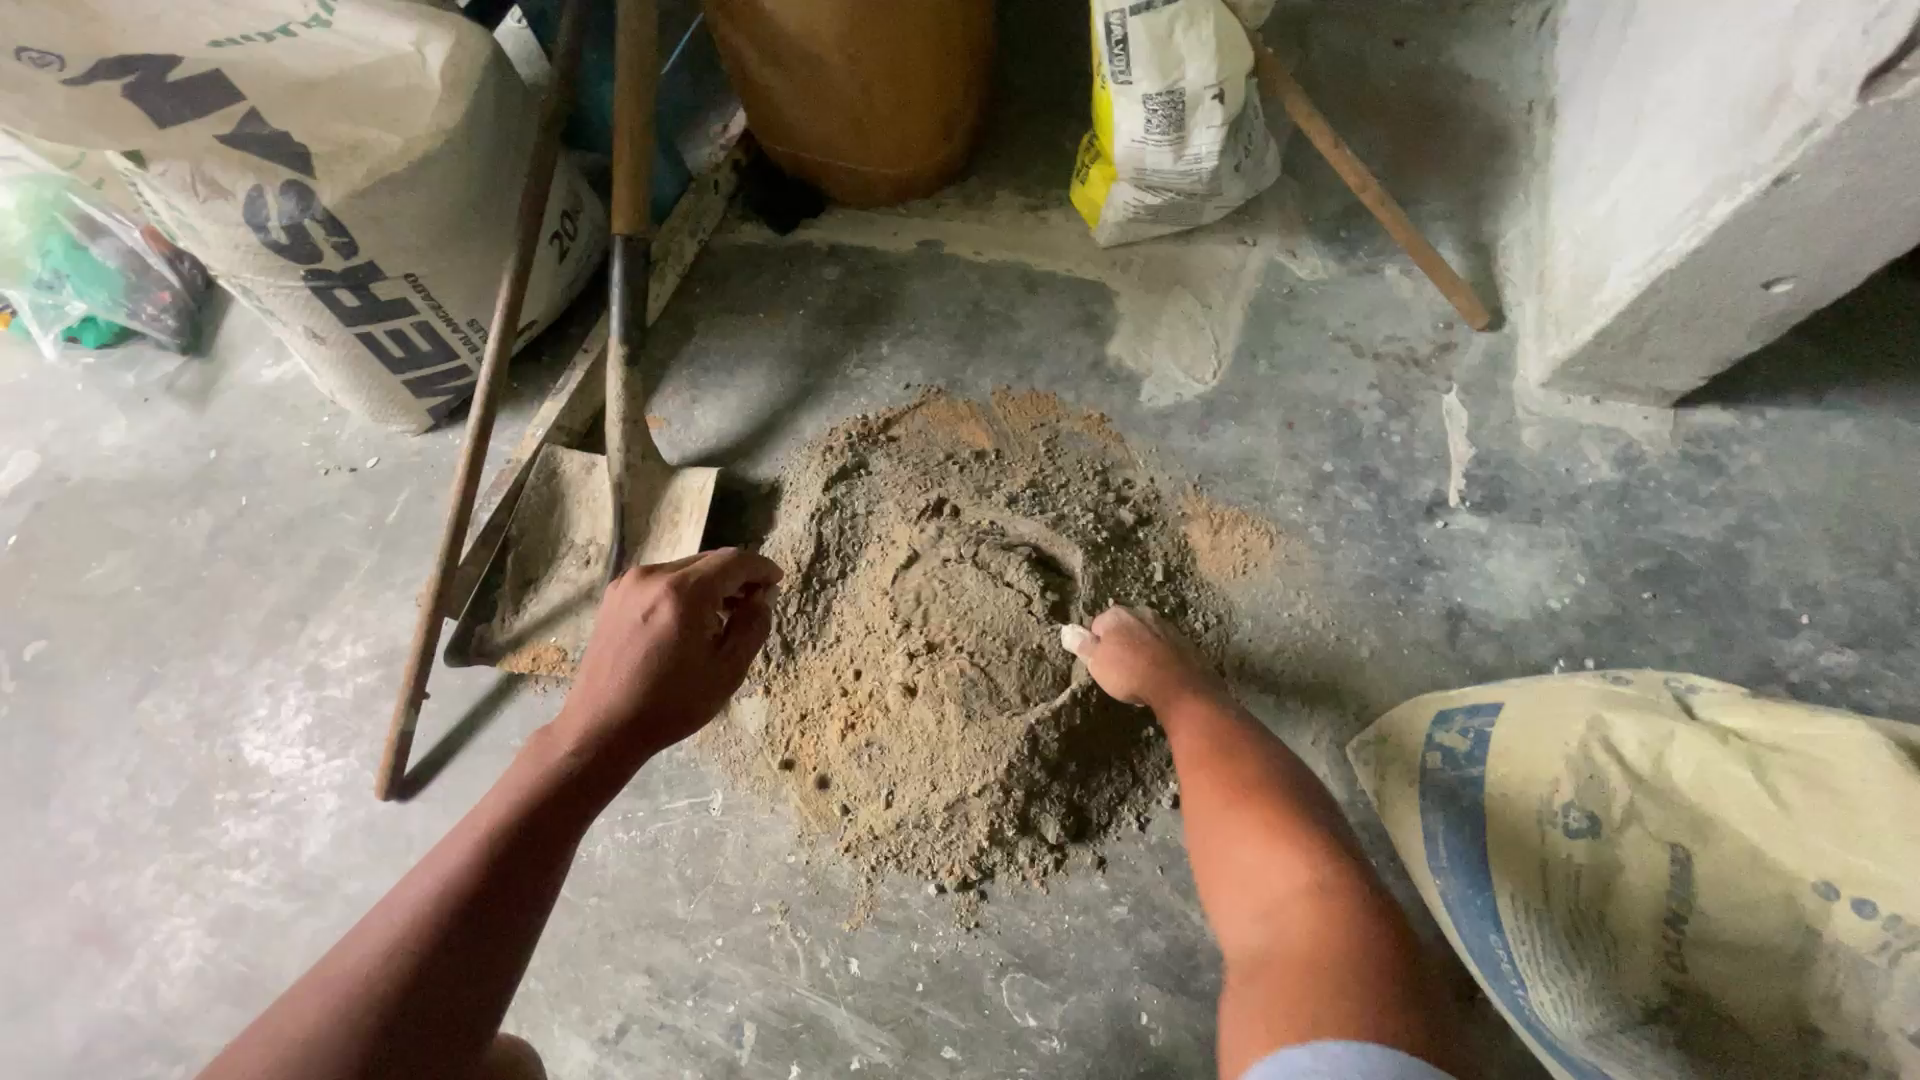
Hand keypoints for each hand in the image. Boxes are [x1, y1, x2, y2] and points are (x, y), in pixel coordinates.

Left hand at [553, 548, 782, 771]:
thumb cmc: (671, 704)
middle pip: (709, 561)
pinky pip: (662, 581)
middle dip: (737, 576)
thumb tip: (763, 597)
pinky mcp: (615, 596)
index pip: (734, 561)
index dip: (761, 567)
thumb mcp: (727, 670)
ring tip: (725, 615)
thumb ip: (753, 626)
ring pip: (685, 569)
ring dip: (711, 584)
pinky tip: (691, 621)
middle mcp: (653, 576)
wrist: (602, 727)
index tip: (777, 582)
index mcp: (683, 592)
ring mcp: (629, 584)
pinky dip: (685, 591)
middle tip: (756, 602)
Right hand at [1062, 604, 1223, 710]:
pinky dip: (1159, 657)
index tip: (1102, 665)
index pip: (1096, 626)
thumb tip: (1067, 631)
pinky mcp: (1183, 640)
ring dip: (1141, 650)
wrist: (1178, 685)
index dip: (1097, 647)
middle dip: (1120, 645)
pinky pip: (1163, 647)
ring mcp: (1164, 625)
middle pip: (1123, 629)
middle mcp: (1141, 612)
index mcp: (1116, 615)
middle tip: (1120, 671)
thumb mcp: (1096, 663)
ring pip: (1144, 636)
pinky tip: (1158, 676)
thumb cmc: (1129, 673)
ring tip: (1141, 676)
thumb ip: (1082, 645)